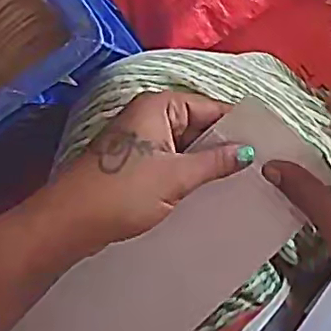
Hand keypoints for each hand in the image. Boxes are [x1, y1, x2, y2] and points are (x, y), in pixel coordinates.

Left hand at [34, 91, 250, 255]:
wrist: (66, 224)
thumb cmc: (123, 193)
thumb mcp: (177, 177)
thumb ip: (215, 162)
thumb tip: (247, 151)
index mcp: (159, 105)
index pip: (210, 107)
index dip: (236, 125)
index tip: (264, 142)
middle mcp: (149, 114)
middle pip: (197, 123)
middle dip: (222, 144)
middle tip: (256, 164)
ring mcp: (140, 138)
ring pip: (184, 144)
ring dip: (205, 160)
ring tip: (238, 178)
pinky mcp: (133, 161)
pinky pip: (170, 158)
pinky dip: (187, 170)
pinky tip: (207, 188)